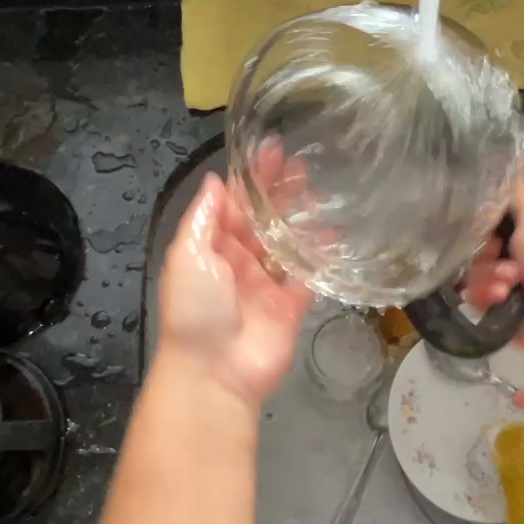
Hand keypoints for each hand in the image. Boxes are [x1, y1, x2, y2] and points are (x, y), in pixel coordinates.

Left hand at [156, 173, 311, 406]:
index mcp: (210, 247)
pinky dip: (320, 257)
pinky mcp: (290, 307)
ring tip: (322, 190)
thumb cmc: (196, 308)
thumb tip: (215, 180)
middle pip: (262, 220)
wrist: (215, 372)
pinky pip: (307, 277)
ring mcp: (266, 285)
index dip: (251, 179)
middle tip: (303, 163)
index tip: (271, 151)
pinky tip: (335, 233)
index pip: (232, 205)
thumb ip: (204, 217)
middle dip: (279, 192)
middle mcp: (238, 262)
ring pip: (286, 244)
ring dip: (301, 218)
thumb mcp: (188, 254)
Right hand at [465, 178, 523, 362]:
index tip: (484, 221)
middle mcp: (523, 251)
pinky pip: (475, 297)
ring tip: (509, 284)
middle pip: (478, 242)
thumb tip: (498, 161)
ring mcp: (512, 280)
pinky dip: (487, 297)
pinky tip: (502, 298)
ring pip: (473, 270)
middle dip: (486, 251)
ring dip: (488, 276)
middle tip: (500, 255)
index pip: (494, 212)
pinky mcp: (502, 308)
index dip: (483, 216)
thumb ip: (516, 187)